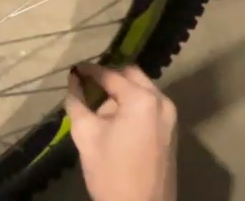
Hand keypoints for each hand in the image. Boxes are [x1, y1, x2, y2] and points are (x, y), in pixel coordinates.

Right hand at [66, 64, 178, 200]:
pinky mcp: (171, 132)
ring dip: (121, 92)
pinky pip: (150, 106)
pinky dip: (133, 105)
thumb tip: (73, 80)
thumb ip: (77, 102)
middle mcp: (161, 101)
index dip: (89, 70)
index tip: (74, 69)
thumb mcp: (86, 136)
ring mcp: (169, 117)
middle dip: (108, 78)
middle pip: (130, 75)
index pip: (109, 74)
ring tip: (99, 105)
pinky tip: (115, 119)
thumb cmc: (111, 174)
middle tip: (87, 86)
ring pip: (142, 90)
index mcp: (141, 99)